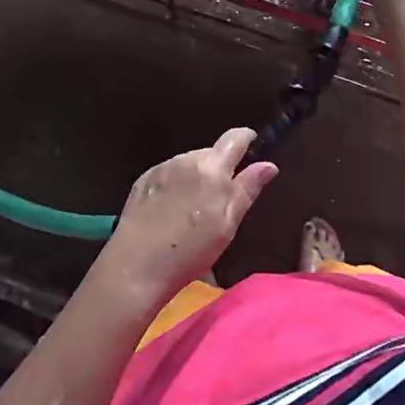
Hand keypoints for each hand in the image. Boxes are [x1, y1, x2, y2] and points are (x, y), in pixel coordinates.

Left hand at [99, 128, 277, 301]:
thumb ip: (248, 189)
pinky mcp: (144, 179)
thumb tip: (269, 165)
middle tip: (220, 197)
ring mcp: (163, 168)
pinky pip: (170, 172)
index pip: (235, 138)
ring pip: (190, 162)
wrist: (136, 265)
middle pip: (211, 152)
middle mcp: (187, 159)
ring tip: (194, 206)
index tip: (253, 145)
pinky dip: (177, 183)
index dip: (247, 138)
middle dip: (220, 167)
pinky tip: (172, 208)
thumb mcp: (227, 224)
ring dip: (198, 175)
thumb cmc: (190, 251)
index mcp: (212, 168)